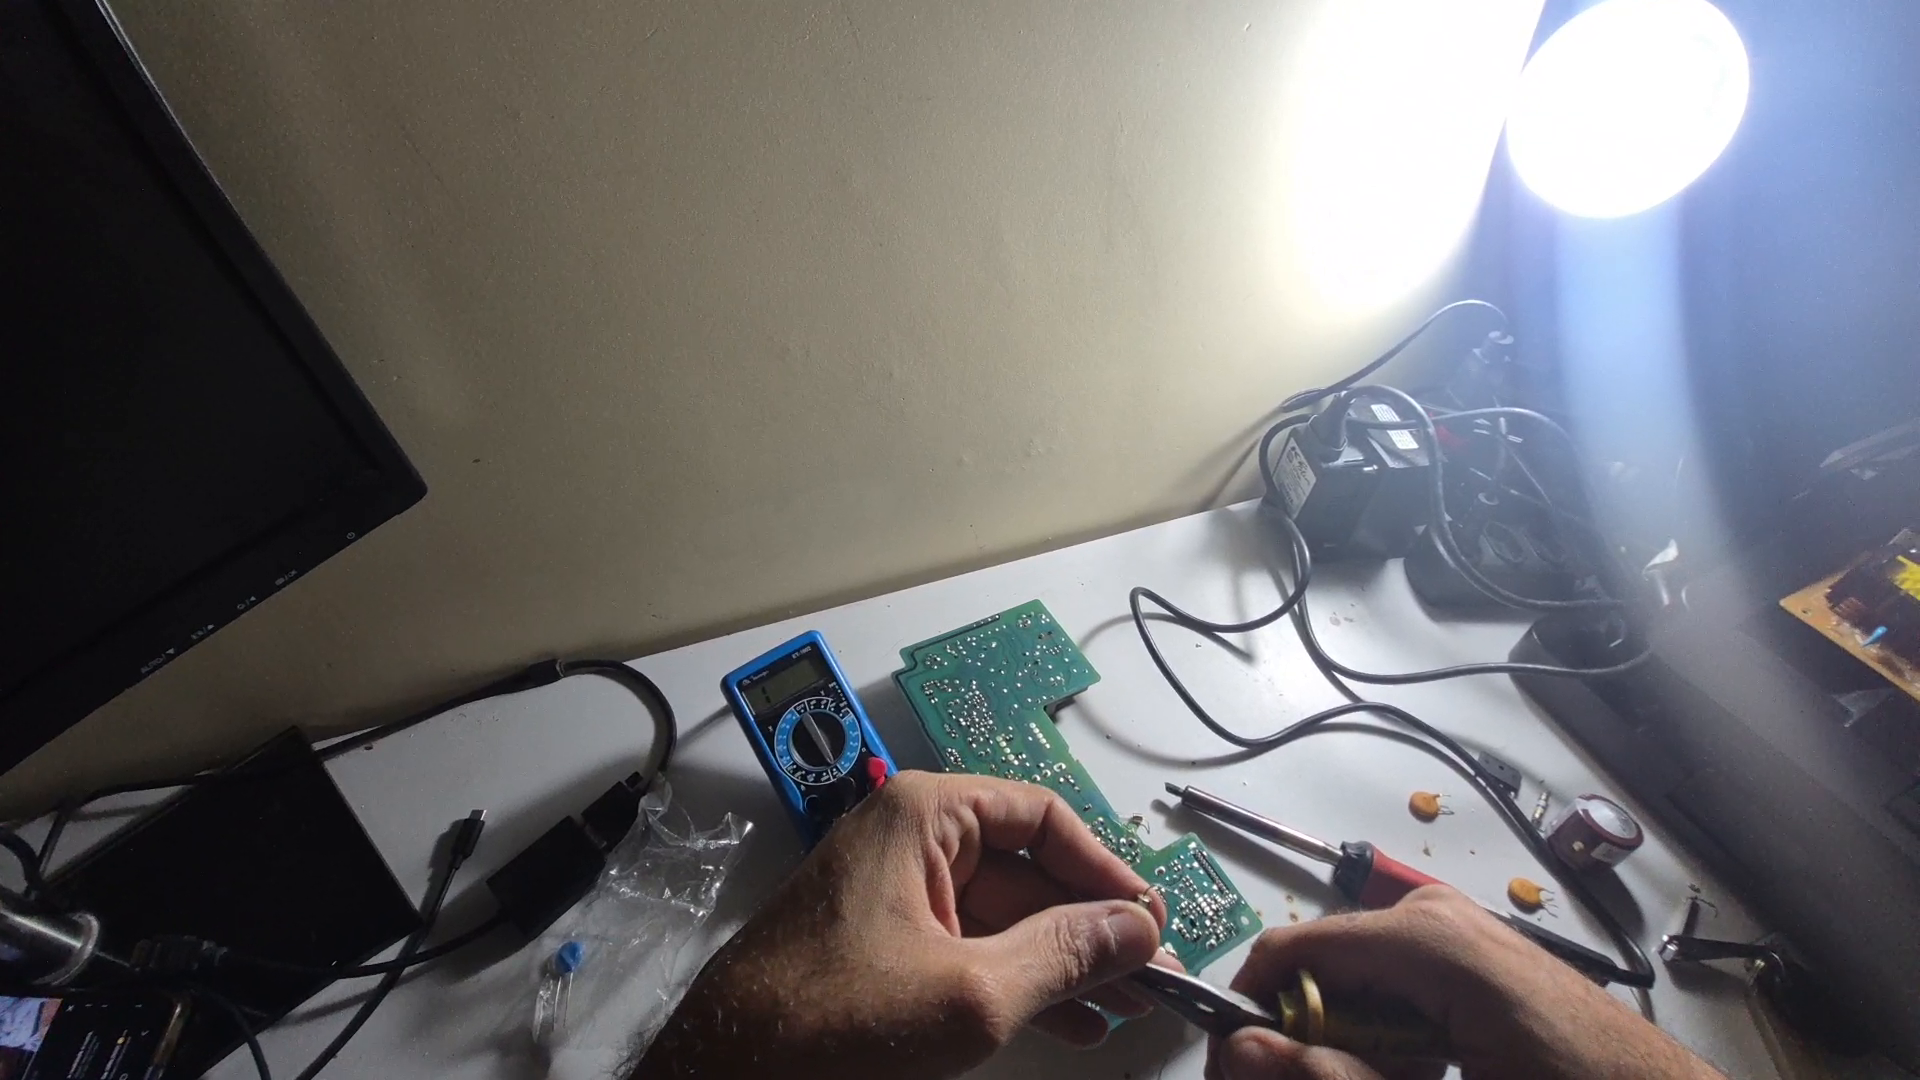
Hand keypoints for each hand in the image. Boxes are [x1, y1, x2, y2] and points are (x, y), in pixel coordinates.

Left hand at [632, 771, 1172, 1079]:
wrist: (724, 1076)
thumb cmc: (838, 1020)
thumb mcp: (972, 992)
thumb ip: (1063, 954)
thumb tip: (1139, 927)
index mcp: (928, 813)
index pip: (1040, 816)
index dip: (1101, 867)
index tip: (1150, 919)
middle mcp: (915, 835)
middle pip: (1025, 866)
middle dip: (1087, 922)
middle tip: (1149, 973)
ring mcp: (901, 888)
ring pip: (1003, 911)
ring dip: (1062, 957)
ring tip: (1125, 1003)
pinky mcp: (890, 937)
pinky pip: (972, 943)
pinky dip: (1020, 976)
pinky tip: (1071, 1019)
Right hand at [1207, 886, 1724, 1079]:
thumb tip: (1240, 1052)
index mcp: (1426, 939)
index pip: (1292, 948)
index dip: (1251, 1007)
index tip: (1237, 1066)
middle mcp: (1428, 912)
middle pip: (1322, 965)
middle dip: (1308, 1032)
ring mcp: (1449, 924)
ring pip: (1353, 976)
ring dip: (1350, 1038)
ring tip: (1386, 1079)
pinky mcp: (1465, 946)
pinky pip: (1392, 980)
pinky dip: (1388, 1030)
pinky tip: (1420, 1070)